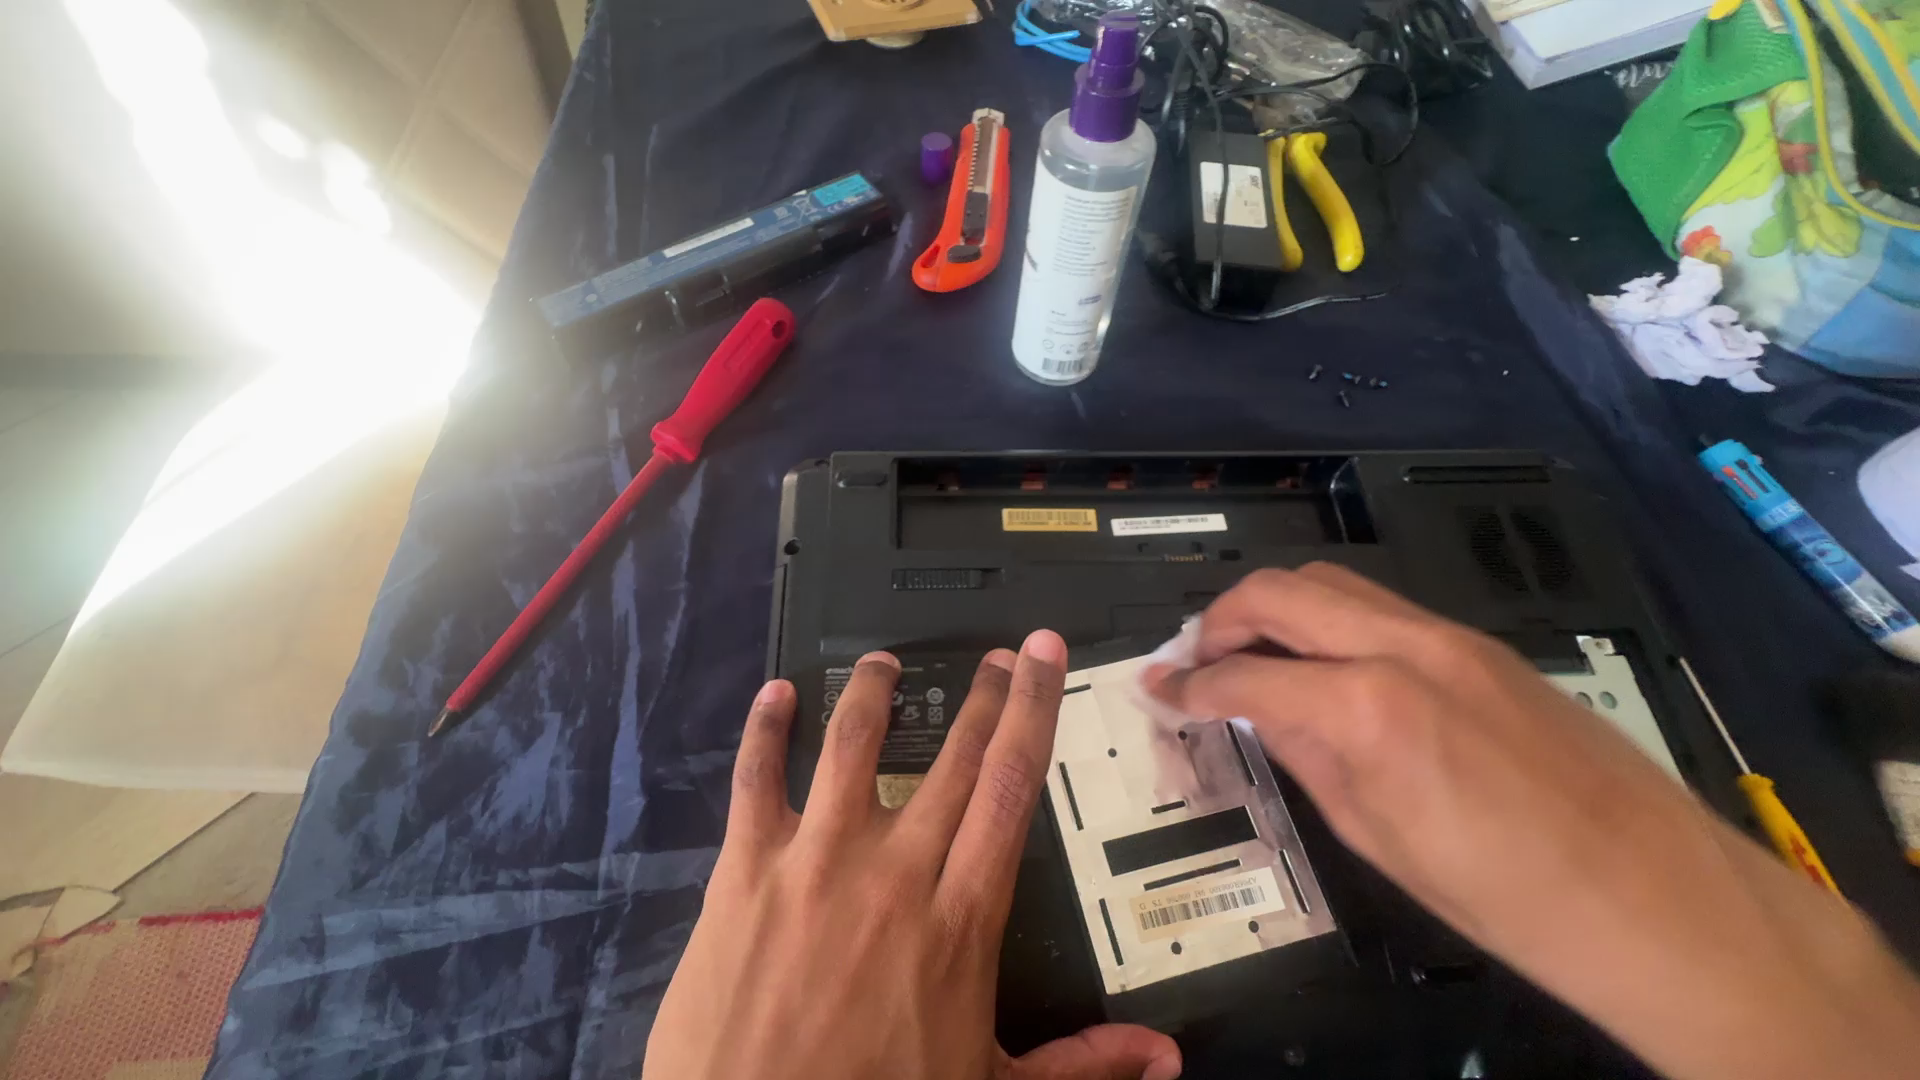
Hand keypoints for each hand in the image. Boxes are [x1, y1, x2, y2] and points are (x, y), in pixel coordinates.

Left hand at [646, 632, 1181, 1079]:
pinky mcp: (745, 870)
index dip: (1032, 712)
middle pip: (951, 757)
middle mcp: (893, 870)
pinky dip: (765, 729)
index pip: (1009, 788)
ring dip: (873, 694)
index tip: (1041, 657)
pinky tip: (777, 693)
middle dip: (982, 696)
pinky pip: (754, 779)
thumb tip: (1166, 1057)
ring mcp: (814, 860)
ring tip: (887, 663)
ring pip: (850, 745)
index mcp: (957, 915)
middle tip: (998, 653)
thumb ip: (1080, 1064)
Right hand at [1145, 563, 1919, 1079]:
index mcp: (1367, 710)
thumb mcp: (1374, 834)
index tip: (1157, 689)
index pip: (1243, 676)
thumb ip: (1302, 753)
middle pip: (1277, 592)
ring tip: (1251, 655)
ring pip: (1328, 582)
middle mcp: (1401, 647)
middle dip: (1217, 620)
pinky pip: (1376, 606)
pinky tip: (1323, 667)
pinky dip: (1326, 622)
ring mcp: (1446, 635)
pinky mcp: (1477, 641)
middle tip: (1195, 660)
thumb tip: (1250, 710)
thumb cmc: (1502, 896)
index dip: (1187, 684)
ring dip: (1272, 609)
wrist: (1661, 901)